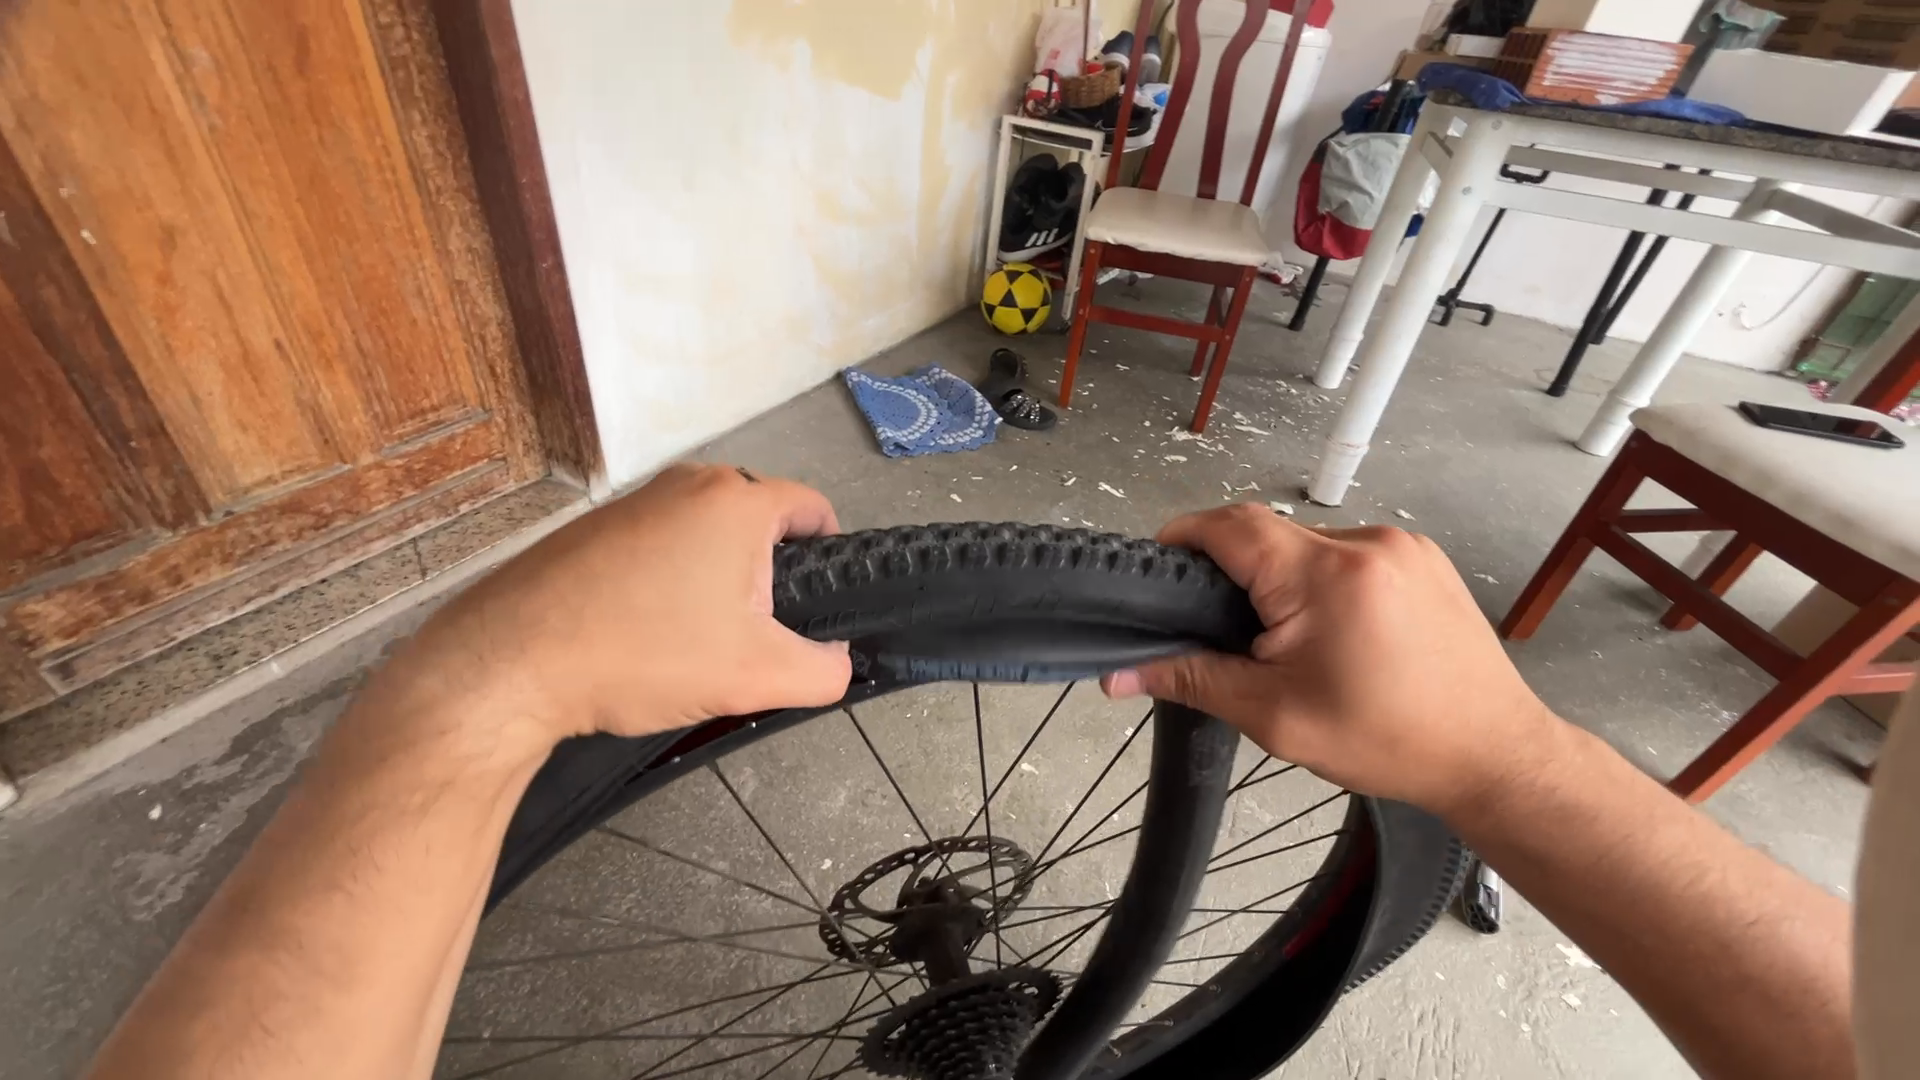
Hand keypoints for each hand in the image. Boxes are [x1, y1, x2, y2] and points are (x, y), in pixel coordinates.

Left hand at [382, 464, 851, 749]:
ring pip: (708, 536)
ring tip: (695, 640)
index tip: (816, 607)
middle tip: (752, 635)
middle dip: (770, 576)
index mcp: (736, 499)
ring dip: (720, 580)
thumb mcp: (758, 676)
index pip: (813, 507)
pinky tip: (643, 631)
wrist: (505, 665)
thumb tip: (839, 661)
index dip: (830, 555)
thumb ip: (826, 671)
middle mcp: (688, 482)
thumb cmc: (645, 653)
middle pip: (760, 524)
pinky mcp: (592, 528)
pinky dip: (671, 580)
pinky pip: (660, 546)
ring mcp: (634, 500)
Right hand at [1100, 504, 1559, 816]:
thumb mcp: (1274, 716)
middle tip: (1214, 622)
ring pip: (1302, 542)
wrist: (1498, 756)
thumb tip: (1118, 675)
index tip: (1158, 565)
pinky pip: (1341, 551)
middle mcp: (1365, 544)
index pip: (1231, 525)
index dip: (1184, 535)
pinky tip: (1322, 625)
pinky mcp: (1420, 557)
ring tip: (1273, 633)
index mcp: (1326, 576)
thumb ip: (1191, 680)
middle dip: (1229, 567)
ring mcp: (1400, 545)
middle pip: (1265, 532)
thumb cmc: (1388, 741)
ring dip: (1274, 574)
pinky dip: (1314, 577)